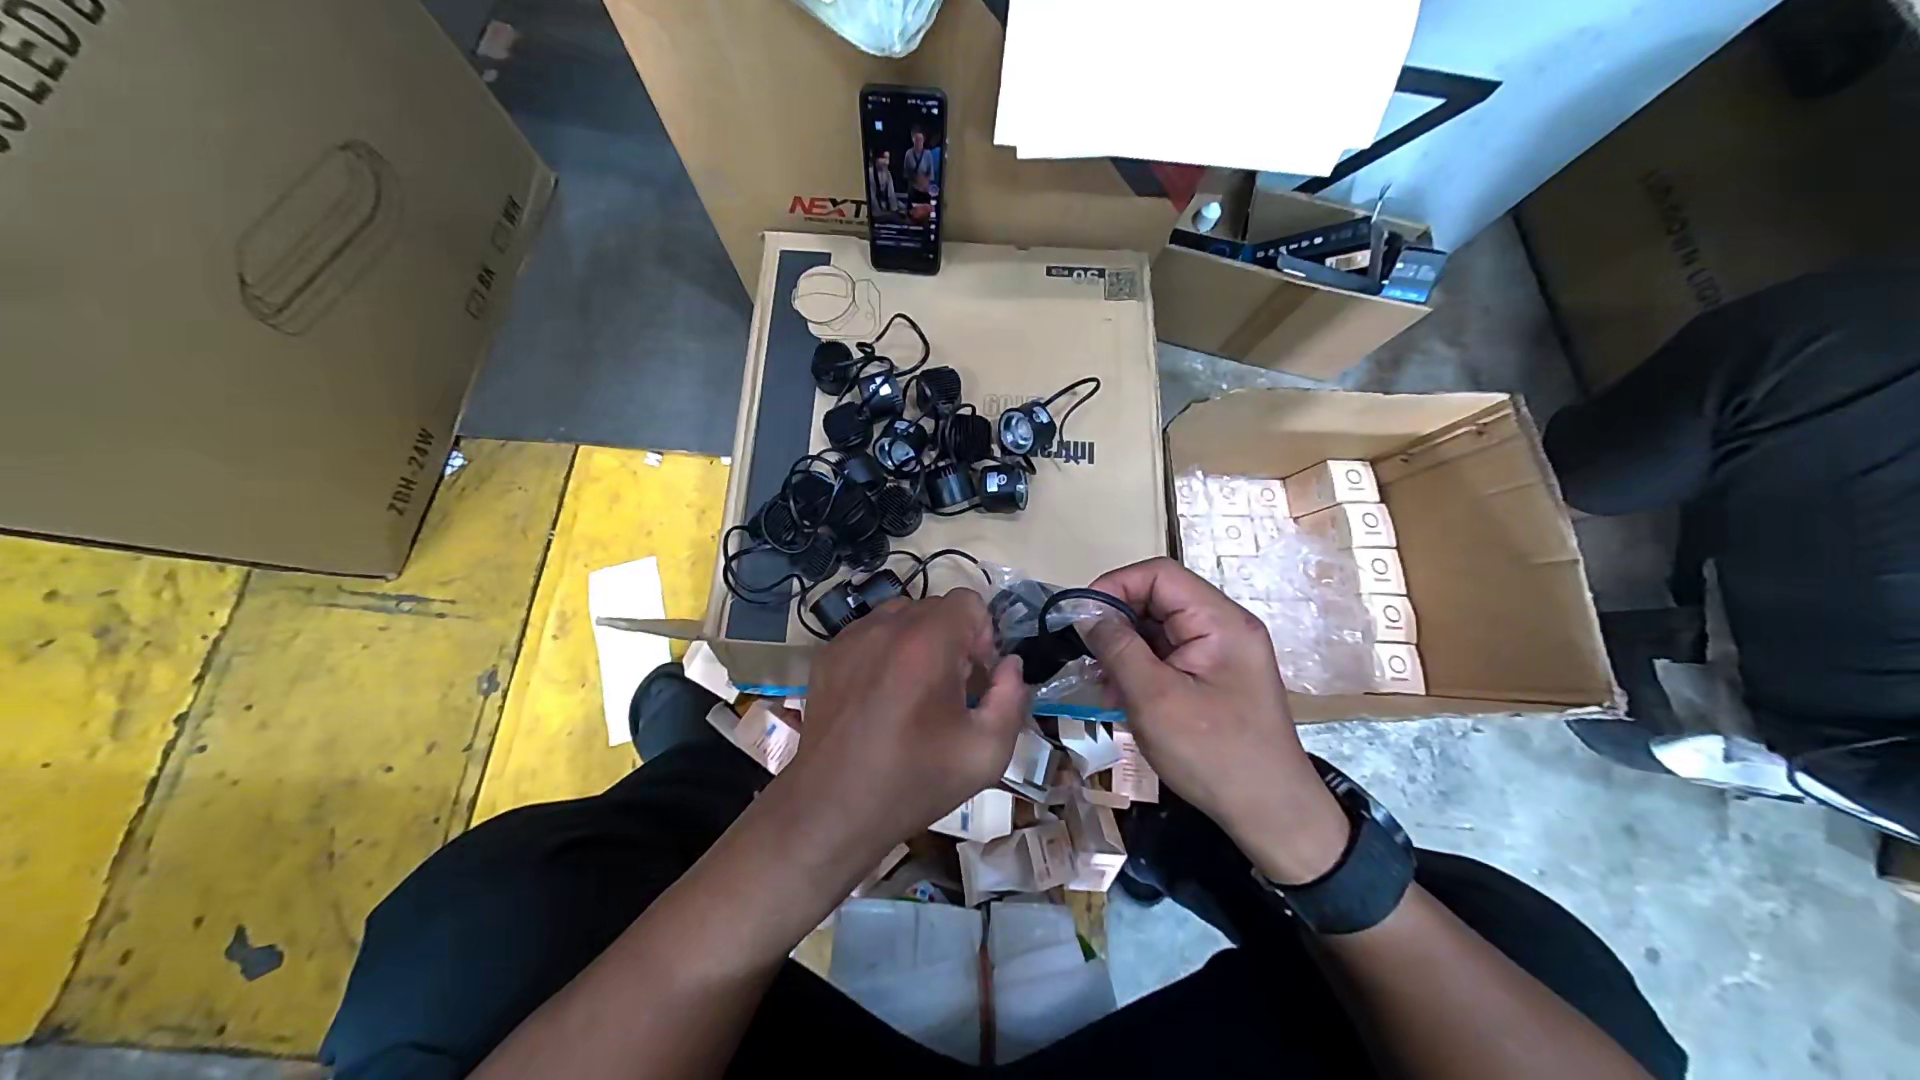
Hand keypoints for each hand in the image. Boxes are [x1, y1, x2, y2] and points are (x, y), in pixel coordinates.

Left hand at [783, 588, 1029, 863]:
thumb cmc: (914, 781)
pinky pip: (870, 633)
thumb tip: (1010, 665)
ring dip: (918, 642)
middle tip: (949, 690)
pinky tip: (881, 697)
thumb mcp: (986, 752)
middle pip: (935, 608)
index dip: (983, 635)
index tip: (976, 676)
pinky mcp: (827, 655)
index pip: (969, 602)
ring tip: (914, 691)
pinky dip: (885, 652)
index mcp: (927, 644)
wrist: (833, 809)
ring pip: (900, 617)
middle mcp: (886, 628)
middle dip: (953, 640)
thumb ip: (1011, 698)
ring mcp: (851, 638)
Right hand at [1080, 557, 1350, 883]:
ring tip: (1099, 680)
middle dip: (1116, 621)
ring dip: (1123, 648)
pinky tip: (1117, 694)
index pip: (1159, 575)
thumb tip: (1086, 613)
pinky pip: (1167, 656)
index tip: (1081, 618)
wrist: (1270, 814)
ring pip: (1158, 629)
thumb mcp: (1154, 699)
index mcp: (1220, 621)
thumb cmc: (1213, 754)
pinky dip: (1139, 668)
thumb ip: (1117, 648)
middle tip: (1085, 653)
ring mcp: (1220, 653)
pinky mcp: (1213, 677)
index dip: (1115, 586)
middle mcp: (1223, 627)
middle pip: (1158, 599)